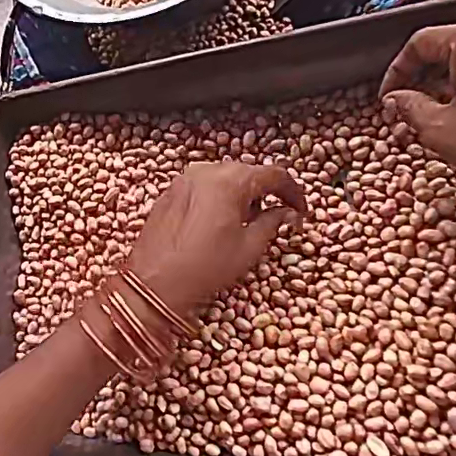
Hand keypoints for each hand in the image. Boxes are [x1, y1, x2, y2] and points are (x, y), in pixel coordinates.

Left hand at [127, 161, 307, 316]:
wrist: (154, 283)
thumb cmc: (205, 267)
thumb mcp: (249, 247)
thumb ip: (272, 222)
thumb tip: (284, 212)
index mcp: (230, 181)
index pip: (274, 175)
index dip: (293, 192)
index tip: (300, 209)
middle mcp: (205, 172)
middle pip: (246, 173)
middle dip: (265, 192)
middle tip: (277, 214)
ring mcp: (183, 181)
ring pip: (222, 178)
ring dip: (240, 194)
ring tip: (247, 221)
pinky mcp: (168, 194)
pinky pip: (201, 188)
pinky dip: (217, 198)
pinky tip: (219, 222)